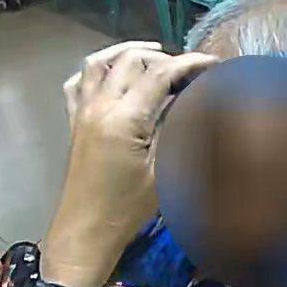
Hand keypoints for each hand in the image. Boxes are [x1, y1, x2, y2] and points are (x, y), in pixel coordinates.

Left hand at [43, 42, 217, 285]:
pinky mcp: (73, 122)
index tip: (213, 63)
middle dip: (163, 57)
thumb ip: (177, 127)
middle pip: (130, 60)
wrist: (85, 233)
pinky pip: (79, 82)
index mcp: (123, 119)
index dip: (189, 63)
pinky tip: (115, 74)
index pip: (159, 74)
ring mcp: (81, 112)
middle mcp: (98, 107)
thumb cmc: (128, 207)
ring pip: (99, 62)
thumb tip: (194, 99)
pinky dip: (98, 69)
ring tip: (154, 57)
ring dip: (128, 53)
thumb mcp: (164, 169)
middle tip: (188, 69)